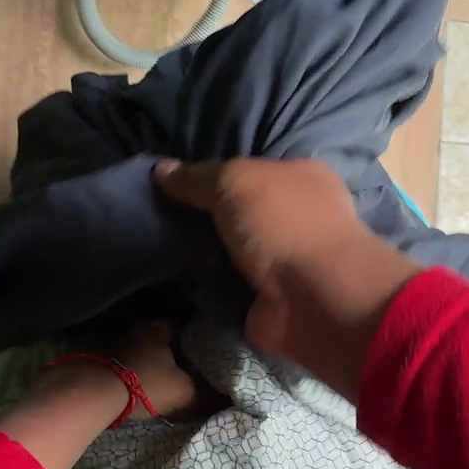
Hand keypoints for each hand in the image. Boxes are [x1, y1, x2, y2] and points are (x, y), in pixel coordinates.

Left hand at [33, 320, 197, 421]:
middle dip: (168, 345)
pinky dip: (125, 362)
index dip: (194, 336)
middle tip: (180, 360)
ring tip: (155, 369)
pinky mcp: (94, 351)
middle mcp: (137, 325)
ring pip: (137, 343)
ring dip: (144, 353)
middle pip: (158, 334)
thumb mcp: (182, 392)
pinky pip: (118, 354)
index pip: (183, 324)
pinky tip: (130, 375)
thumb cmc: (143, 385)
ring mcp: (113, 336)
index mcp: (161, 327)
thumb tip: (223, 398)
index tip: (201, 348)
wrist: (90, 393)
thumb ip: (204, 393)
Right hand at [153, 158, 421, 397]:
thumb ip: (197, 177)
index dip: (217, 171)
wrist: (314, 300)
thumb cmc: (284, 224)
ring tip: (154, 243)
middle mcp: (298, 216)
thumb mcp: (235, 182)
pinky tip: (169, 276)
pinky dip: (205, 285)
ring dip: (202, 251)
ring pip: (231, 248)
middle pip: (241, 210)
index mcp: (303, 177)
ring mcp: (284, 260)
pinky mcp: (268, 298)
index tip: (175, 179)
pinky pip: (227, 285)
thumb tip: (161, 170)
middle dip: (206, 214)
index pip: (254, 168)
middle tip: (158, 212)